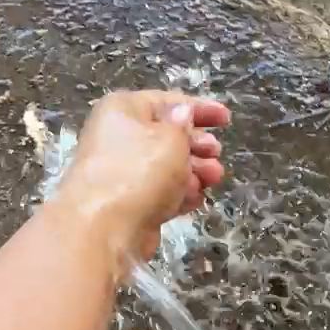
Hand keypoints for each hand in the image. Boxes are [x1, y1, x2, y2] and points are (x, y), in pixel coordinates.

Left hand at [50, 90, 229, 266]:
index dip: (200, 108)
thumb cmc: (139, 172)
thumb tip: (182, 113)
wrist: (103, 227)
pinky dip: (180, 193)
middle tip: (217, 153)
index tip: (226, 118)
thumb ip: (182, 125)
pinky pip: (160, 192)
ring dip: (194, 171)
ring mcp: (123, 173)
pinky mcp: (129, 203)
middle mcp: (119, 138)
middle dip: (197, 145)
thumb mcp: (170, 139)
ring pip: (166, 167)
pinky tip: (198, 197)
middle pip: (167, 136)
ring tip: (214, 177)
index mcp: (123, 110)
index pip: (167, 102)